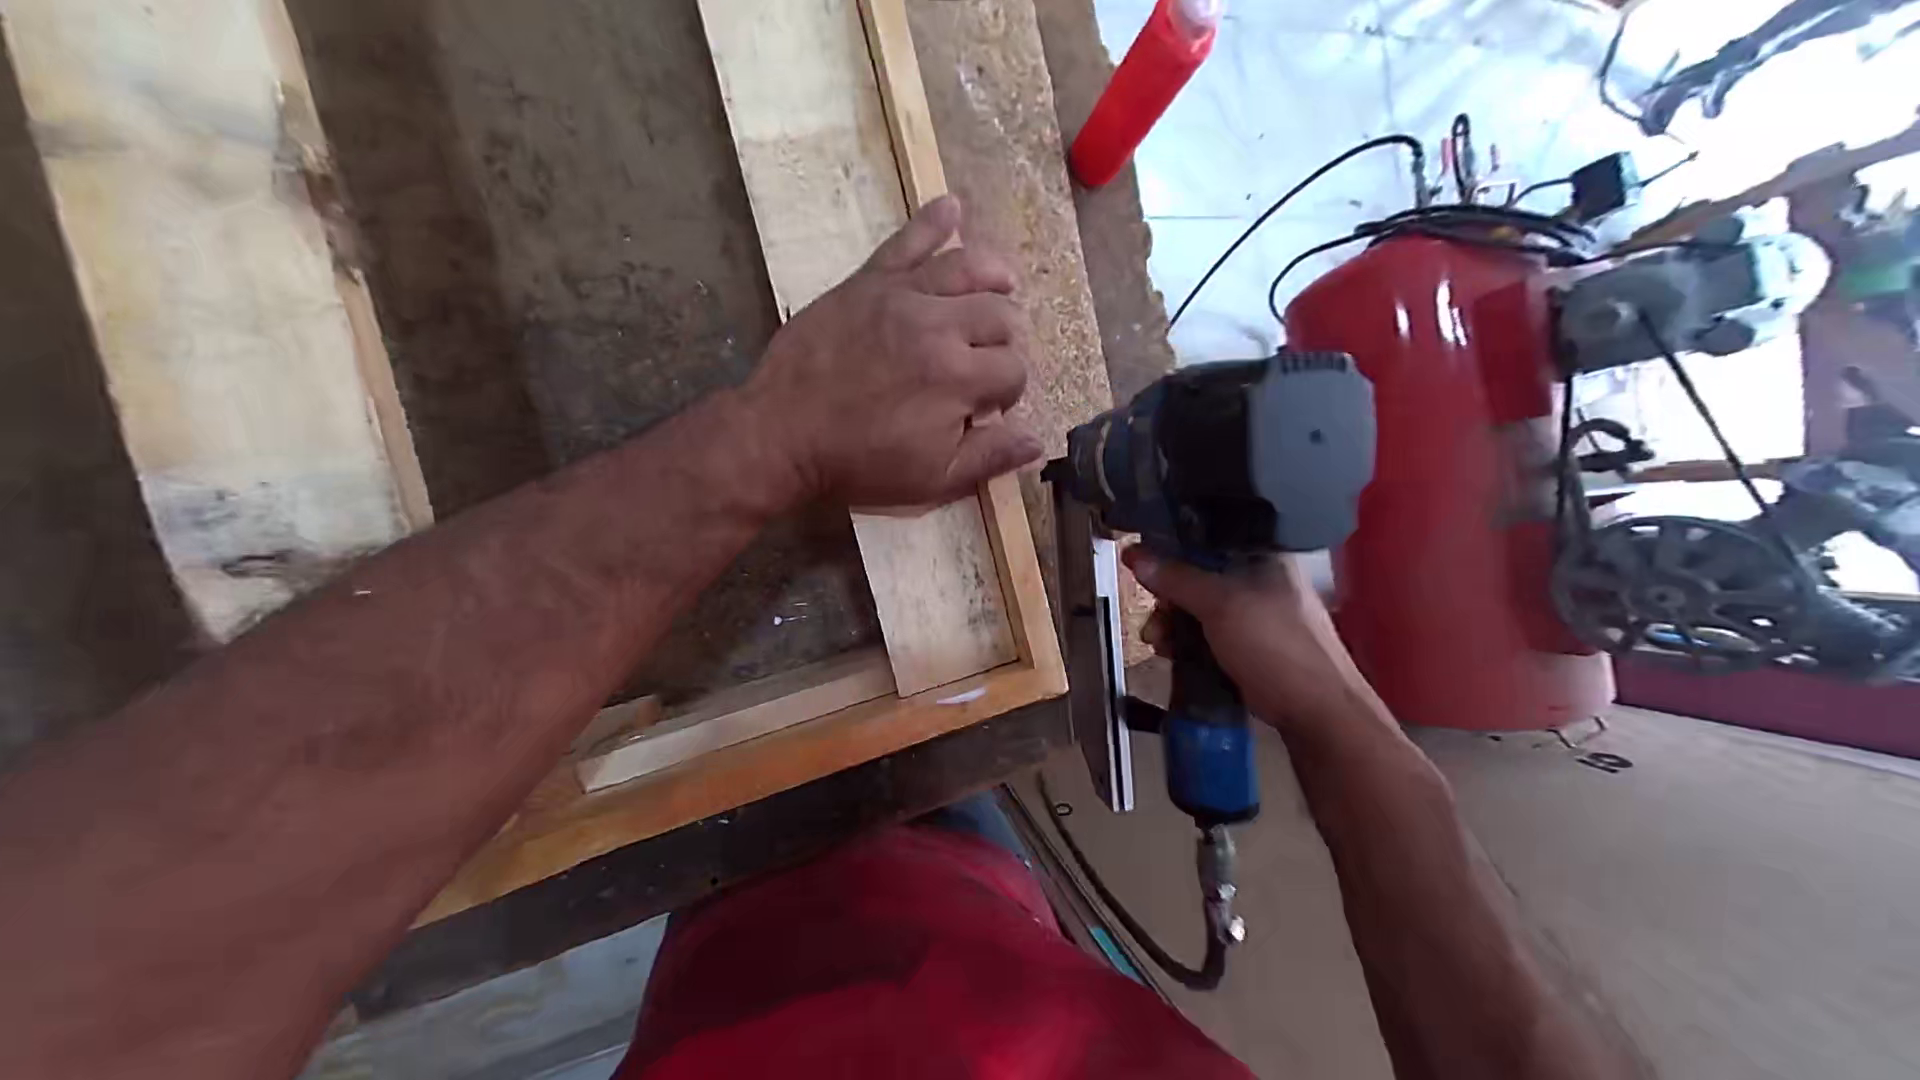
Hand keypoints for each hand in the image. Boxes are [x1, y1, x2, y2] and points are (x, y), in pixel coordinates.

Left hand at [743, 195, 1043, 508]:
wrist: (781, 433)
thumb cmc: (859, 462)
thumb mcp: (931, 479)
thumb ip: (989, 458)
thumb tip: (1036, 441)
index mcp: (958, 377)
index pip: (1013, 369)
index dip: (1009, 391)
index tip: (988, 408)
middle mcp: (939, 325)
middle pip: (1000, 315)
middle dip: (1005, 341)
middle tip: (985, 364)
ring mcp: (902, 296)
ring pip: (968, 268)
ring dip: (994, 277)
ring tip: (1004, 286)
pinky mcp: (868, 282)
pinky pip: (907, 241)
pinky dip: (933, 221)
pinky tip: (953, 207)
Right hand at [1122, 548, 1386, 739]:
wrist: (1318, 712)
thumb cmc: (1274, 646)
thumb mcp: (1220, 605)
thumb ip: (1176, 579)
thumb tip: (1133, 554)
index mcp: (1263, 555)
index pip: (1207, 537)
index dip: (1170, 547)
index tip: (1141, 564)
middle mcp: (1260, 578)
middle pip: (1197, 575)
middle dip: (1166, 597)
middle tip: (1153, 618)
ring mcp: (1257, 614)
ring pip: (1199, 607)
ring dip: (1172, 622)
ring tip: (1157, 642)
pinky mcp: (1251, 645)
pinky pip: (1208, 633)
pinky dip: (1187, 641)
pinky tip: (1171, 654)